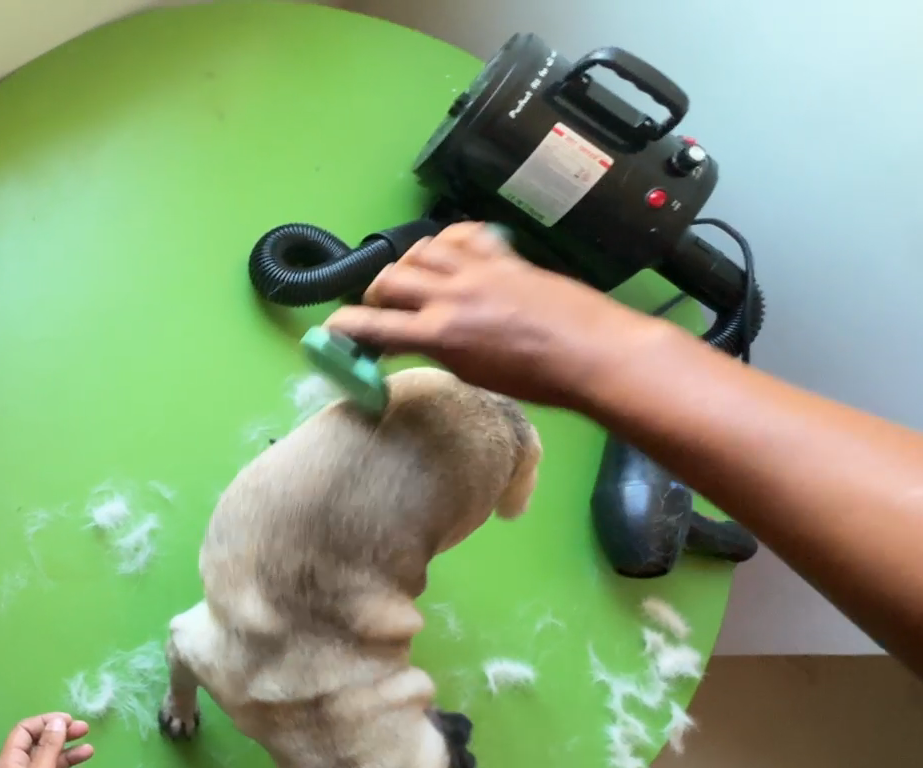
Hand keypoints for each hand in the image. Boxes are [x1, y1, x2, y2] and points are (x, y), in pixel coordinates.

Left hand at [0, 713, 92, 767]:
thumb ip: (48, 749)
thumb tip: (57, 722)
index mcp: (9, 764)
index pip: (24, 730)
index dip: (46, 722)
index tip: (70, 720)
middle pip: (38, 746)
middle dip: (60, 736)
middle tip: (85, 730)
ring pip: (48, 766)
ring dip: (67, 756)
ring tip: (90, 750)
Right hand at [323, 222, 685, 409]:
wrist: (592, 353)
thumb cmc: (533, 379)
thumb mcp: (469, 373)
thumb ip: (436, 349)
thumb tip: (417, 339)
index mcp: (439, 334)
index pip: (374, 326)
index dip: (344, 327)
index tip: (330, 331)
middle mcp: (451, 296)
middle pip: (389, 279)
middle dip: (374, 294)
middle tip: (380, 309)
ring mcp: (479, 271)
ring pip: (421, 249)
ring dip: (407, 264)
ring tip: (413, 279)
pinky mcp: (505, 257)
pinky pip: (464, 234)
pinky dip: (447, 241)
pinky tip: (448, 253)